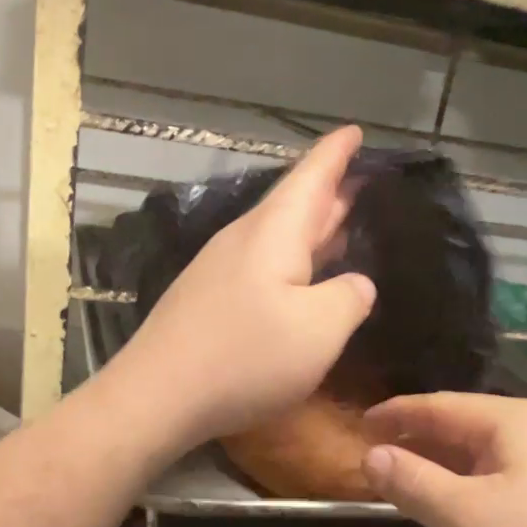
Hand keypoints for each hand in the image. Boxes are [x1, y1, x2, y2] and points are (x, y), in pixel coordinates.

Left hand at [111, 126, 377, 446]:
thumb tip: (355, 285)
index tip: (358, 130)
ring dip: (312, 234)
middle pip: (296, 206)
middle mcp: (244, 239)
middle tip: (369, 185)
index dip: (339, 151)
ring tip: (346, 231)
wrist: (157, 396)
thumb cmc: (245, 357)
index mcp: (275, 231)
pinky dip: (291, 266)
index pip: (313, 174)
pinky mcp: (208, 303)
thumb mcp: (320, 330)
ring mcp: (220, 271)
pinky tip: (302, 284)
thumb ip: (349, 298)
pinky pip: (261, 269)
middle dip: (333, 194)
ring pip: (278, 239)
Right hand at [361, 392, 526, 526]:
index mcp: (517, 419)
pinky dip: (479, 481)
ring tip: (417, 482)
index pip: (440, 405)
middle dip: (422, 440)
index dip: (396, 414)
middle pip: (468, 424)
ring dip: (449, 464)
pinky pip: (515, 473)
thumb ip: (411, 481)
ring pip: (493, 452)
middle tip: (382, 457)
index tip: (361, 425)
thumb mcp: (461, 515)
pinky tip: (470, 506)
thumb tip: (371, 455)